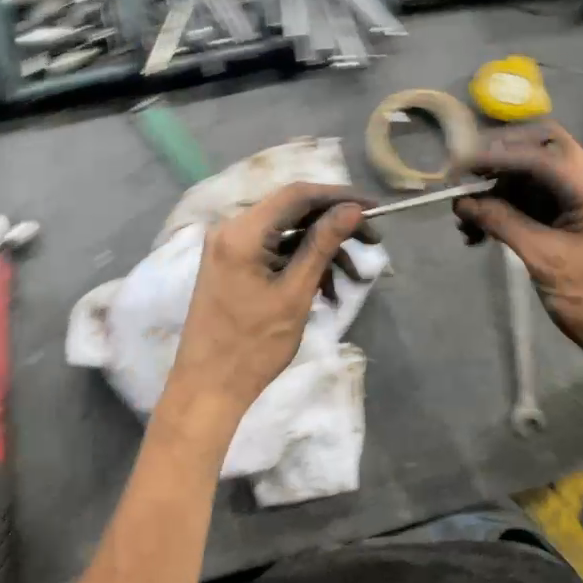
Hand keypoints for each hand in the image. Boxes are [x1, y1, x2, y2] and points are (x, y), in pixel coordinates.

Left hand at [166, 183, 376, 419]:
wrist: (207, 388)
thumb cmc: (252, 346)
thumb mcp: (294, 293)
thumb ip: (322, 245)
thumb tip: (351, 209)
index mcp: (241, 231)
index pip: (297, 194)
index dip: (339, 195)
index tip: (375, 207)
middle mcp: (230, 229)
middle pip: (293, 210)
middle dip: (335, 226)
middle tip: (373, 242)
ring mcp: (229, 247)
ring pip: (287, 233)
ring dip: (321, 251)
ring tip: (353, 280)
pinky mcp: (232, 264)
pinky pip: (274, 251)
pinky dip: (301, 264)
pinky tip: (326, 292)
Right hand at [453, 122, 582, 383]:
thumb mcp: (544, 260)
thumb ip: (503, 222)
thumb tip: (463, 202)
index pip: (541, 154)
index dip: (497, 155)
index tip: (460, 166)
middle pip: (541, 150)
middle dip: (499, 159)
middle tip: (466, 176)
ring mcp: (582, 204)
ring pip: (532, 178)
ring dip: (497, 191)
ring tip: (465, 218)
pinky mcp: (572, 223)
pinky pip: (534, 202)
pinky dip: (506, 210)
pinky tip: (480, 231)